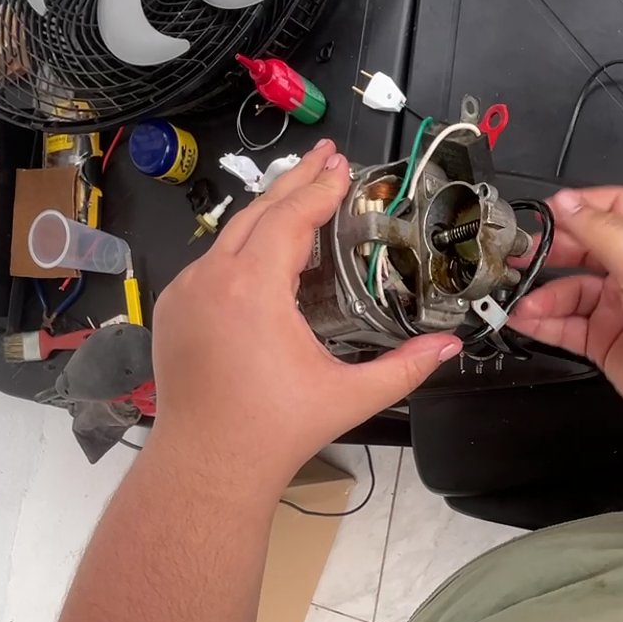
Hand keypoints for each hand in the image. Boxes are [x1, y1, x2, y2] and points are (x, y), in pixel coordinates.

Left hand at [149, 140, 461, 490]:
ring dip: (268, 212)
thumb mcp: (348, 397)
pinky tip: (264, 249)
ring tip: (301, 195)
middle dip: (295, 182)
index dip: (320, 189)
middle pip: (257, 212)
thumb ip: (404, 368)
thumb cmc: (271, 431)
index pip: (289, 218)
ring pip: (230, 235)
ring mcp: (185, 294)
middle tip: (326, 157)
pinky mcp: (175, 310)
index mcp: (252, 291)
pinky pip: (211, 262)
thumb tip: (448, 347)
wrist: (206, 464)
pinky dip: (242, 246)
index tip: (341, 167)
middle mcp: (211, 281)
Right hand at [510, 187, 622, 433]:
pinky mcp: (607, 344)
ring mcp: (621, 310)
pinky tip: (524, 320)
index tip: (546, 213)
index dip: (580, 207)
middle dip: (551, 251)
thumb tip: (568, 202)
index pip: (613, 210)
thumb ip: (603, 231)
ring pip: (571, 293)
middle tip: (519, 255)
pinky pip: (567, 328)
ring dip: (543, 295)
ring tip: (521, 300)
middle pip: (585, 250)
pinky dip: (543, 323)